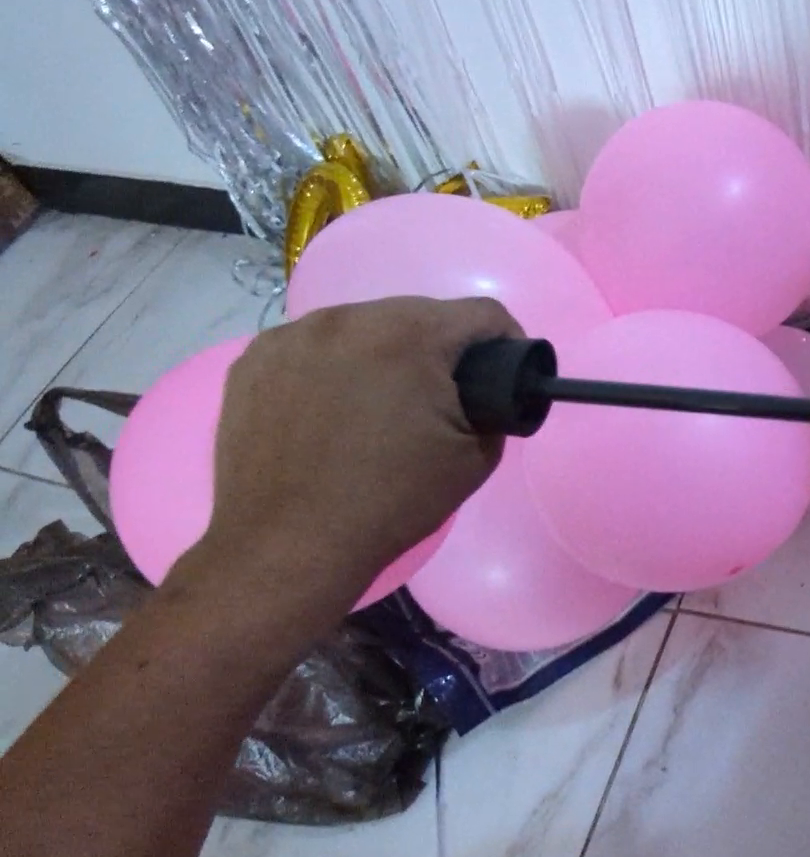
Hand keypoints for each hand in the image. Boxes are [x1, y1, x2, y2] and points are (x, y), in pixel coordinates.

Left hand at [190, 296, 521, 617]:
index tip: (505, 377)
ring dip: (391, 351)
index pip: (483, 313)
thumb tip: (485, 389)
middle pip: (422, 313)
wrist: (291, 544)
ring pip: (368, 325)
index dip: (507, 341)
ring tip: (388, 402)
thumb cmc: (397, 498)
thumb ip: (494, 402)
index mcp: (409, 337)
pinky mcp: (254, 360)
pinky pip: (318, 345)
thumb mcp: (478, 452)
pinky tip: (339, 407)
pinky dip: (341, 364)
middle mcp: (348, 320)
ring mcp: (292, 336)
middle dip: (445, 346)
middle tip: (446, 396)